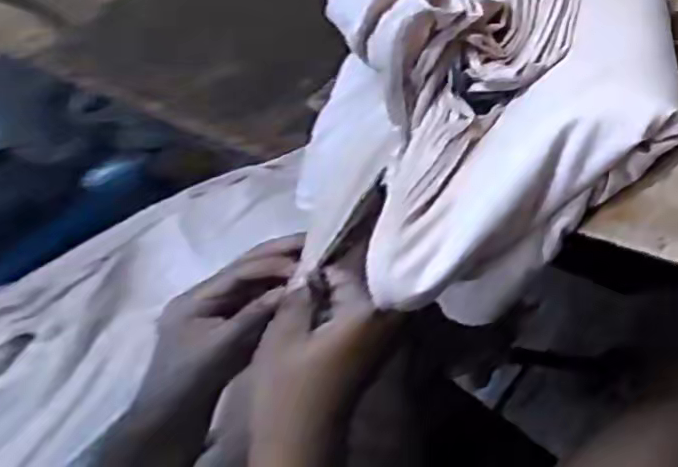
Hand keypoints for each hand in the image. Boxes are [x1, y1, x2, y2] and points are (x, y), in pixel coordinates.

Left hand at [98, 235, 300, 466]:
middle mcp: (205, 292)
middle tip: (320, 242)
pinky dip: (284, 278)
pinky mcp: (233, 308)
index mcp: (193, 299)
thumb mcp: (224, 345)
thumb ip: (257, 311)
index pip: (241, 270)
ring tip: (318, 255)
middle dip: (285, 251)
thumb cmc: (192, 378)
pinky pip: (262, 285)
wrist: (174, 413)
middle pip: (249, 262)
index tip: (307, 265)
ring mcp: (218, 300)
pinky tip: (304, 275)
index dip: (276, 263)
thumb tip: (297, 283)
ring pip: (258, 270)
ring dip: (287, 262)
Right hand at [248, 261, 401, 466]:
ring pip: (372, 287)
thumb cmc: (289, 390)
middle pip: (370, 273)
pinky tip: (329, 294)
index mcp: (375, 305)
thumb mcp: (283, 339)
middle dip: (347, 262)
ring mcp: (394, 322)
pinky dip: (354, 297)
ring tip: (320, 268)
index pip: (355, 265)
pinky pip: (372, 303)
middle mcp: (395, 308)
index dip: (331, 254)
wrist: (302, 437)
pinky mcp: (385, 336)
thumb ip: (300, 296)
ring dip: (351, 279)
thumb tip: (310, 264)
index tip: (317, 240)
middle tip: (320, 250)